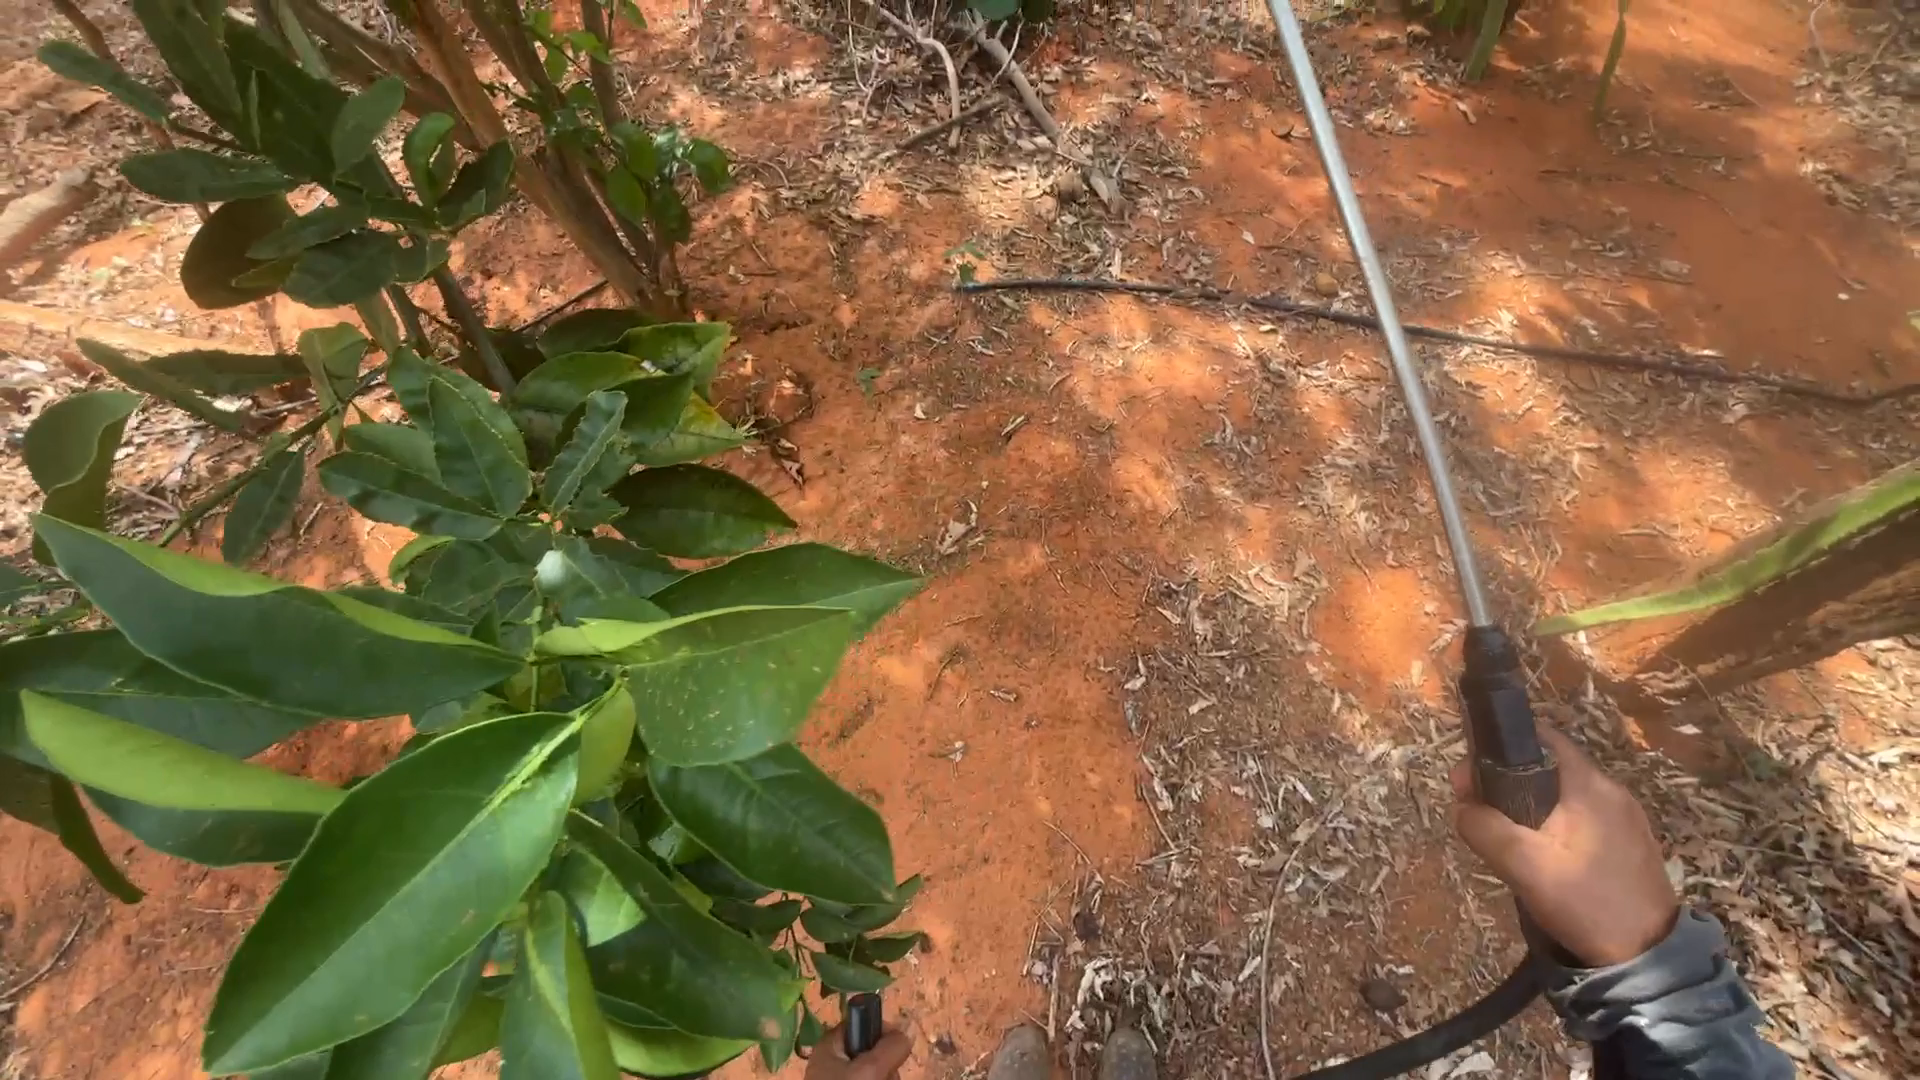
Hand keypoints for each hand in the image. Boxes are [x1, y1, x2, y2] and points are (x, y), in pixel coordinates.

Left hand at [805, 1025, 912, 1079]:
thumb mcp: (868, 1071)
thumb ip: (890, 1047)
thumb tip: (904, 1035)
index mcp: (830, 1046)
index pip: (861, 1023)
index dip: (881, 1031)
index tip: (894, 1048)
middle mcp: (835, 1063)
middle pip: (874, 1053)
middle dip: (887, 1069)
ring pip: (878, 1075)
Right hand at [1450, 726, 1679, 966]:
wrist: (1650, 962)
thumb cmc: (1584, 901)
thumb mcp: (1519, 863)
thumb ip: (1480, 825)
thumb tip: (1461, 805)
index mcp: (1589, 785)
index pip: (1540, 737)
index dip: (1499, 745)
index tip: (1472, 774)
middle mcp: (1612, 791)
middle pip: (1546, 765)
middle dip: (1506, 779)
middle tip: (1478, 810)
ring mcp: (1626, 818)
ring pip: (1561, 792)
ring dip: (1527, 803)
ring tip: (1505, 835)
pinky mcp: (1630, 843)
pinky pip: (1580, 816)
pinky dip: (1552, 822)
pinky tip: (1540, 852)